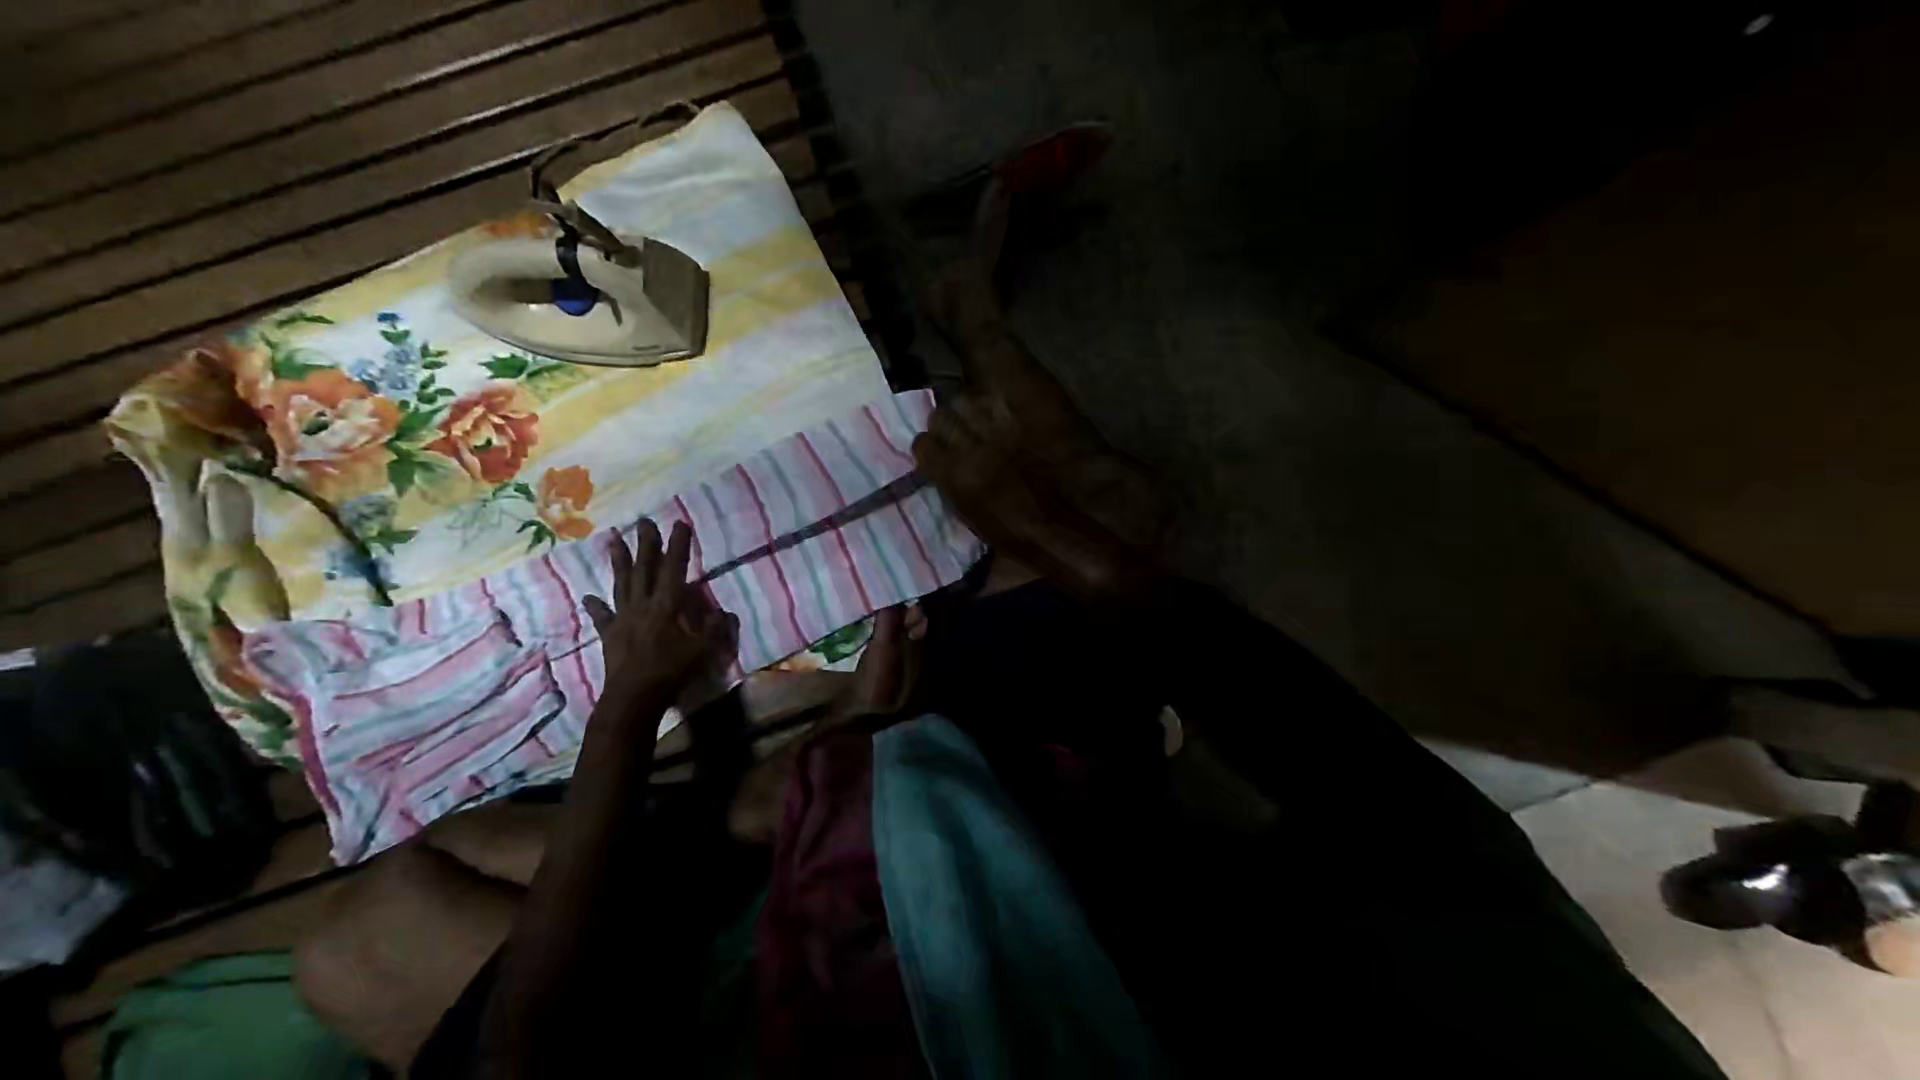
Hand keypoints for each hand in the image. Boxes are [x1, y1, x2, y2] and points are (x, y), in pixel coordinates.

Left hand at [583, 519, 734, 705]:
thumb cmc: (671, 671)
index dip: (678, 545)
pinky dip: (597, 606)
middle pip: (644, 568)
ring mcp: (623, 618)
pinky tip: (589, 596)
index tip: (680, 523)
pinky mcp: (610, 634)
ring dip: (619, 561)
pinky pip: (602, 617)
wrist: (633, 697)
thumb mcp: (702, 650)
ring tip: (614, 539)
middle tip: (644, 522)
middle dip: (646, 544)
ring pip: (621, 583)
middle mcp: (642, 605)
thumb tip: (725, 612)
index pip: (674, 568)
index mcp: (666, 605)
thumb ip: (714, 629)